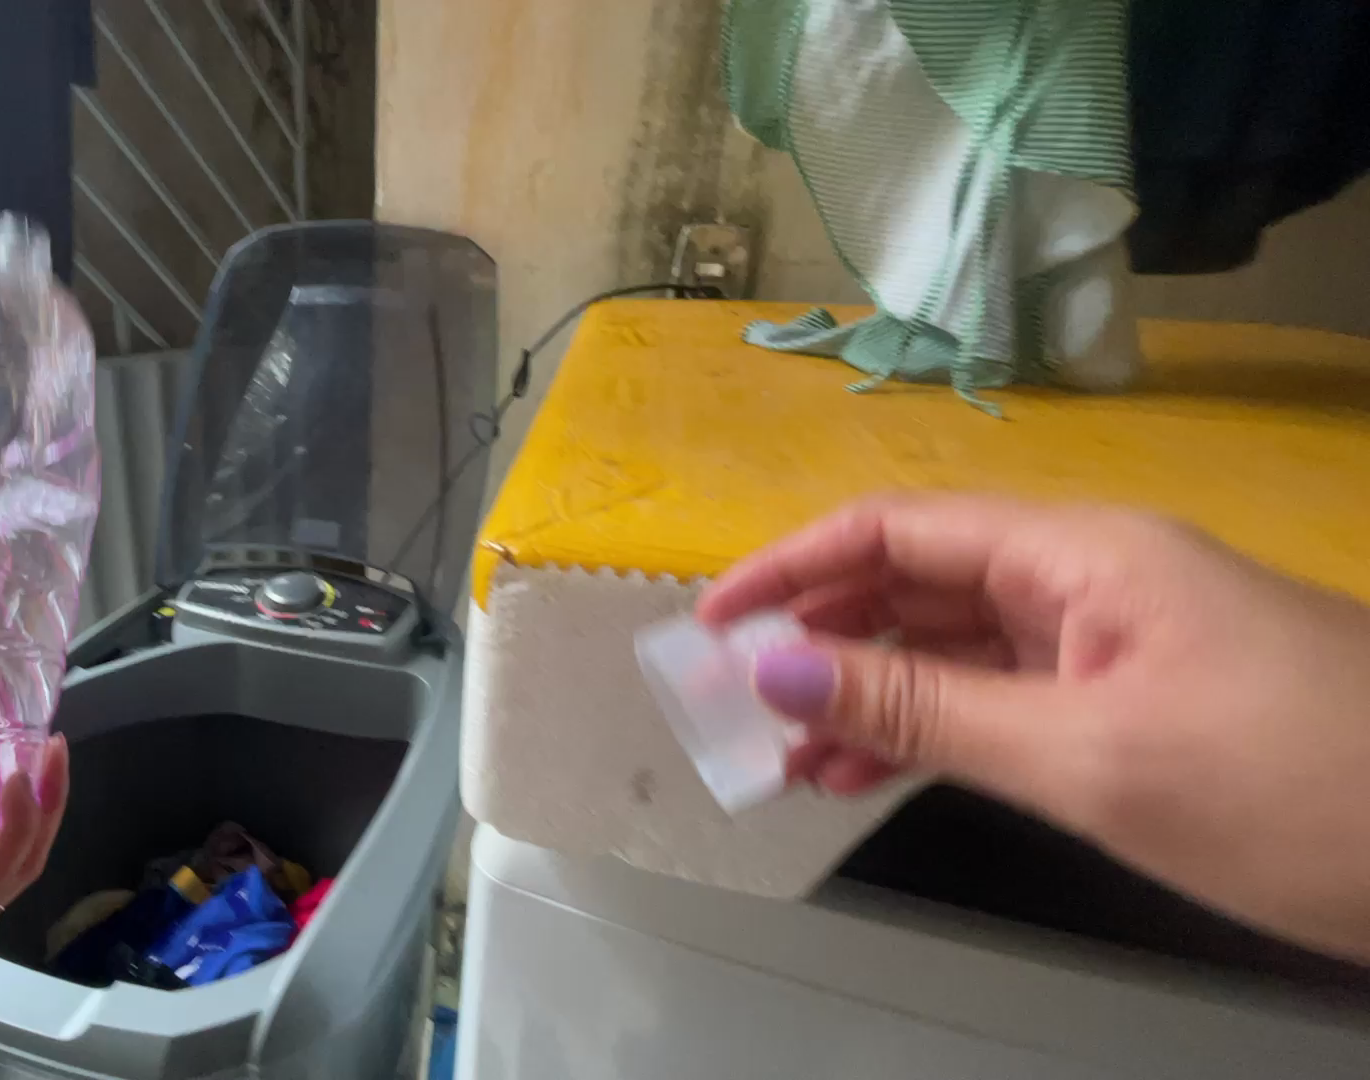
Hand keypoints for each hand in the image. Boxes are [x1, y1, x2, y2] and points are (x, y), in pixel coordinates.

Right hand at [699, 495, 1369, 962]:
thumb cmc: (1311, 795)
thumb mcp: (1085, 754)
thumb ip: (916, 709)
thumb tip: (773, 671)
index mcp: (1066, 554)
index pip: (887, 531)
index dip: (788, 566)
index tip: (715, 618)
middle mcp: (1063, 579)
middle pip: (899, 586)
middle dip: (813, 639)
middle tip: (741, 694)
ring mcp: (1082, 640)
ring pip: (930, 648)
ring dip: (855, 696)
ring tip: (788, 754)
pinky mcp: (1098, 696)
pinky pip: (973, 697)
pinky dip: (910, 731)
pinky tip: (854, 773)